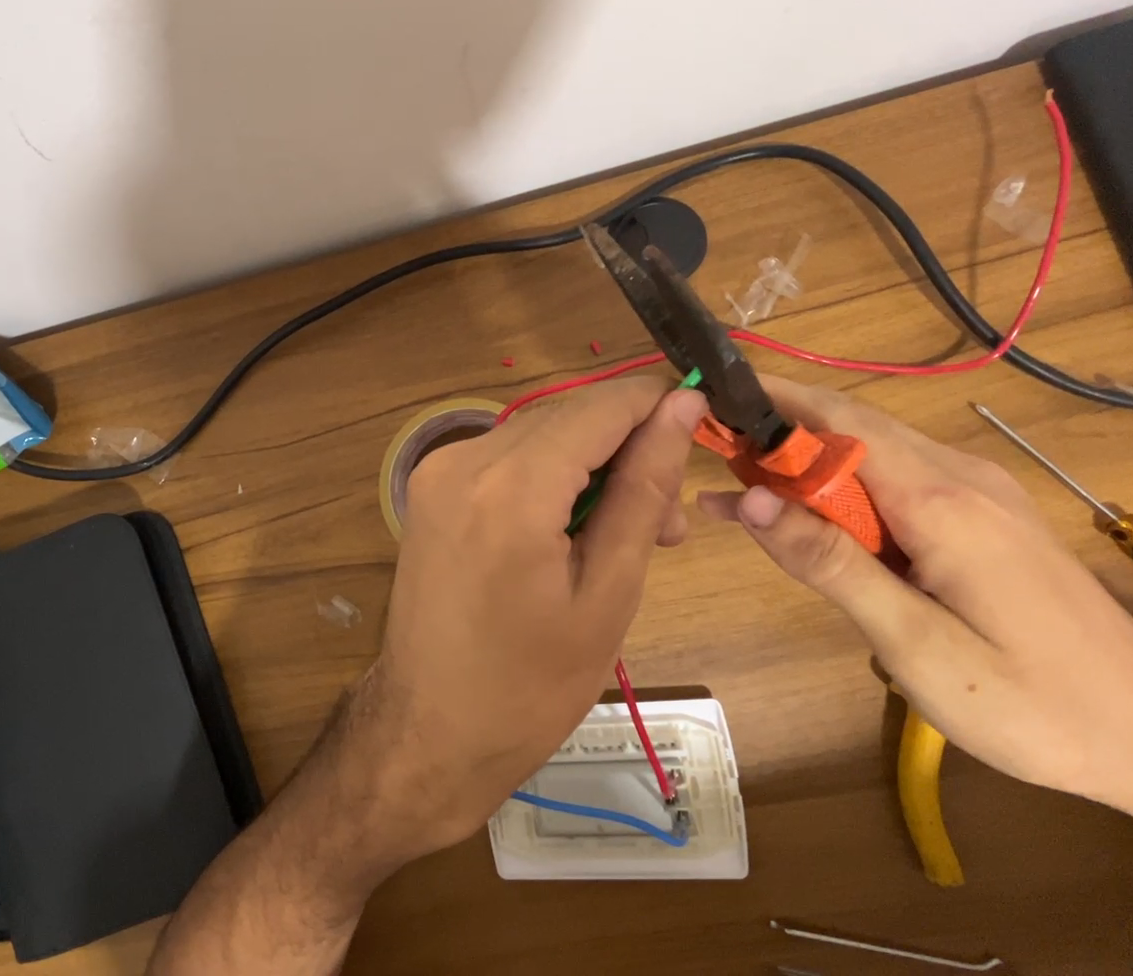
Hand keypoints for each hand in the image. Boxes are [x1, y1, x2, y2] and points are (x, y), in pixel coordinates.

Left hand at [355, 377, 705, 856]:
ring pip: (537, 434)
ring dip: (590, 465)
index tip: (704, 425)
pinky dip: (548, 479)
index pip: (600, 405)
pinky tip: (575, 529)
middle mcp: (463, 460)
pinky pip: (504, 460)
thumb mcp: (607, 592)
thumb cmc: (530, 685)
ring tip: (633, 535)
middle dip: (626, 445)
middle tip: (669, 521)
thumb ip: (644, 490)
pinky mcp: (428, 491)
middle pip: (565, 415)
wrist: (430, 729)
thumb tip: (680, 407)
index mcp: (510, 487)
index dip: (657, 403)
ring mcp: (436, 473)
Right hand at [697, 376, 1132, 866]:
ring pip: (872, 453)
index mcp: (942, 501)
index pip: (838, 423)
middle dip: (775, 428)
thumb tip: (750, 499)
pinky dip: (839, 488)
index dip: (769, 405)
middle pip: (851, 428)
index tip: (705, 402)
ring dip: (802, 461)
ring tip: (735, 486)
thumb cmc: (1031, 703)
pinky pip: (897, 481)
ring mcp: (979, 496)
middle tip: (704, 445)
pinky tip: (806, 519)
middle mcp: (961, 478)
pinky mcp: (985, 520)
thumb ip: (831, 565)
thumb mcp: (916, 645)